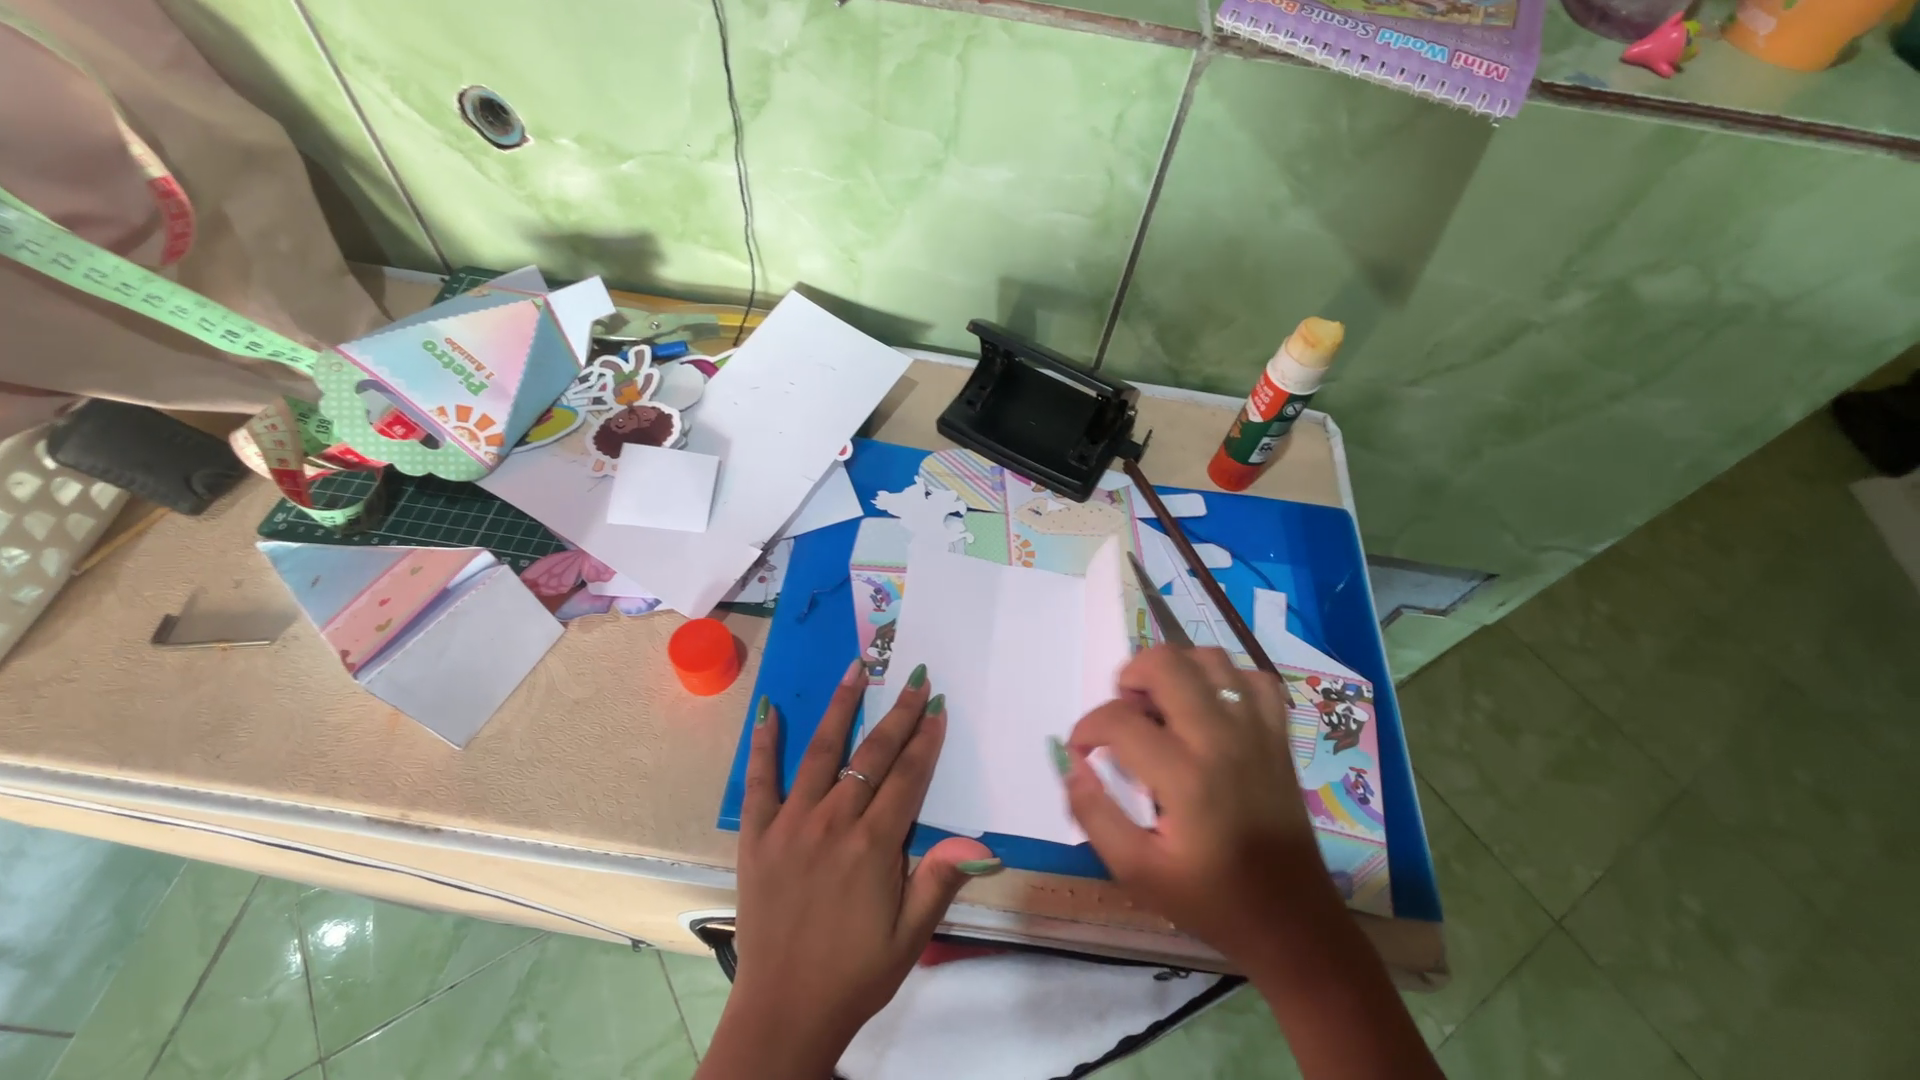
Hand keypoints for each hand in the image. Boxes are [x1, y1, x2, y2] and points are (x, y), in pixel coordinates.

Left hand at [699, 660, 995, 1079]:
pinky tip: (770, 711)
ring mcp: (790, 824)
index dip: (926, 738)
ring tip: (855, 670)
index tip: (936, 704)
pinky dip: (765, 745)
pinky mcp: (757, 837)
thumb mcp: (911, 937)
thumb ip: (940, 881)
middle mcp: (832, 822)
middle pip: (872, 755)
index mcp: (873, 845)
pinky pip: (760, 781)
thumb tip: (980, 841)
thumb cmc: (856, 974)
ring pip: (820, 753)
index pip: (908, 776)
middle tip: (912, 677)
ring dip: (840, 708)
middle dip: (896, 713)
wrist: (784, 1010)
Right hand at [1063, 646, 1442, 1079]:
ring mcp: (1257, 732)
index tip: (1083, 753)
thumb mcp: (1136, 873)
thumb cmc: (1210, 900)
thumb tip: (1074, 766)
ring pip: (1211, 658)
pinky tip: (1210, 710)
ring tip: (1161, 708)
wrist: (1291, 922)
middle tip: (1123, 714)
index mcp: (1186, 777)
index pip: (1119, 720)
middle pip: (1167, 663)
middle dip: (1129, 677)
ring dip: (1176, 672)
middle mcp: (1223, 740)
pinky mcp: (1279, 737)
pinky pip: (1253, 680)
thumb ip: (1095, 815)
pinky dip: (1225, 681)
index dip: (1087, 729)